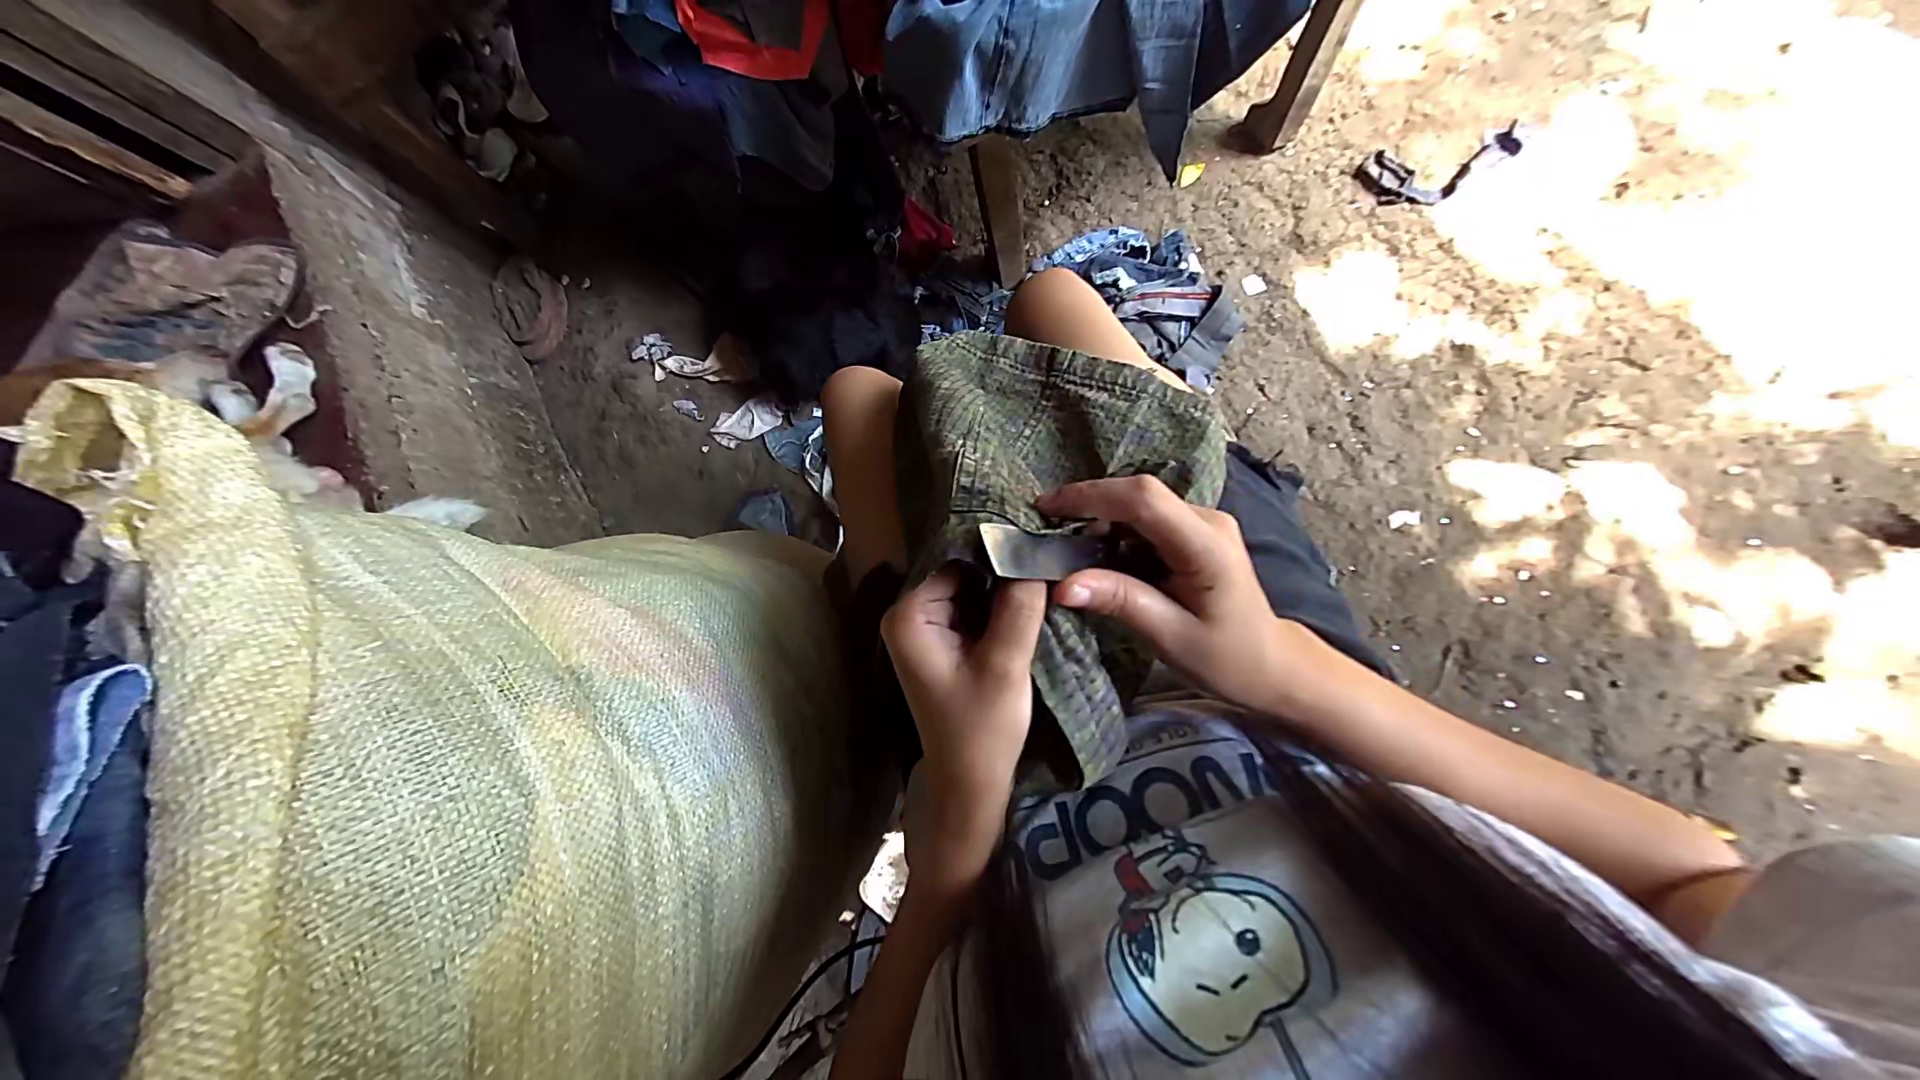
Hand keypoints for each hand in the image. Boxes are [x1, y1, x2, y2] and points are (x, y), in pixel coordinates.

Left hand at [881, 566, 1047, 895]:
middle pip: (961, 568)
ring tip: (1045, 570)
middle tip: (1048, 552)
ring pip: (970, 585)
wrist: (970, 780)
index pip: (955, 557)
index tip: (1039, 536)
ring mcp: (923, 626)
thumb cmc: (982, 728)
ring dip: (1003, 582)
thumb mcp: (1005, 663)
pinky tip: (1030, 595)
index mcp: (909, 615)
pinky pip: (972, 605)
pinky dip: (998, 602)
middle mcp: (907, 613)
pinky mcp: (942, 639)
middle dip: (1002, 564)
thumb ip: (1019, 605)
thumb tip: (1032, 547)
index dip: (997, 547)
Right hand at [1036, 475, 1332, 714]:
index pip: (1144, 499)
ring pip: (1137, 505)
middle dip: (1087, 507)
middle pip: (1137, 495)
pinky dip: (1113, 532)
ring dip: (1097, 520)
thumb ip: (1120, 602)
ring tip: (1064, 549)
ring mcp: (1202, 523)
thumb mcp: (1170, 637)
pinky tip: (1094, 556)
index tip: (1045, 509)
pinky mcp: (1193, 532)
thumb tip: (1062, 584)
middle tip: (1045, 533)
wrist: (1272, 665)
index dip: (1090, 496)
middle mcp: (1207, 520)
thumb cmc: (1228, 658)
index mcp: (1206, 545)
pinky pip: (1145, 520)